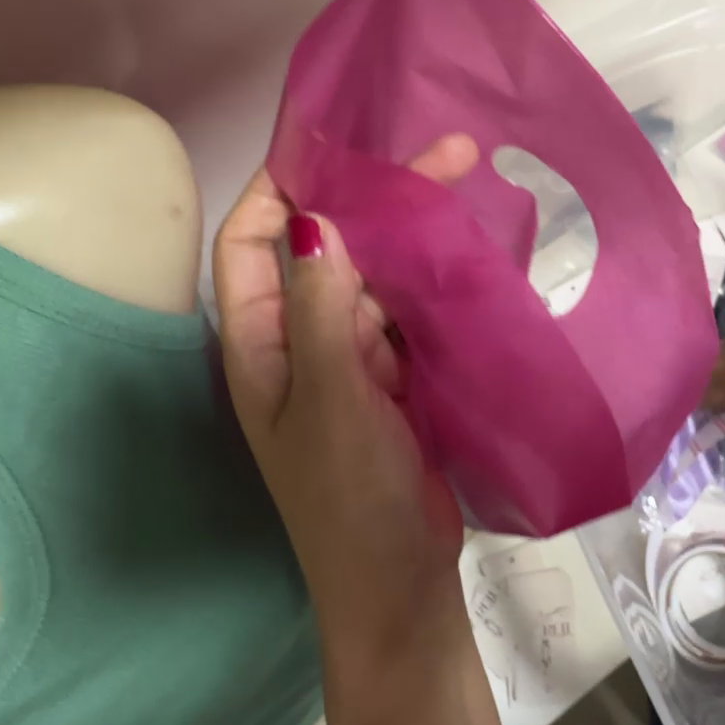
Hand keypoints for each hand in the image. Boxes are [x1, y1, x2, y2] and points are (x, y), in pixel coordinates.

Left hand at [213, 136, 478, 640]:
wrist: (399, 581)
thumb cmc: (350, 498)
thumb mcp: (332, 403)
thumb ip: (321, 313)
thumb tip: (311, 220)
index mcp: (261, 345)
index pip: (250, 244)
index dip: (281, 188)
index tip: (336, 144)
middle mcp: (302, 342)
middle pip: (329, 252)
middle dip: (377, 201)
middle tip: (448, 154)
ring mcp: (355, 360)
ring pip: (379, 279)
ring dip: (414, 239)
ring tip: (471, 190)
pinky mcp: (400, 377)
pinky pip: (414, 314)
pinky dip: (438, 282)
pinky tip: (474, 253)